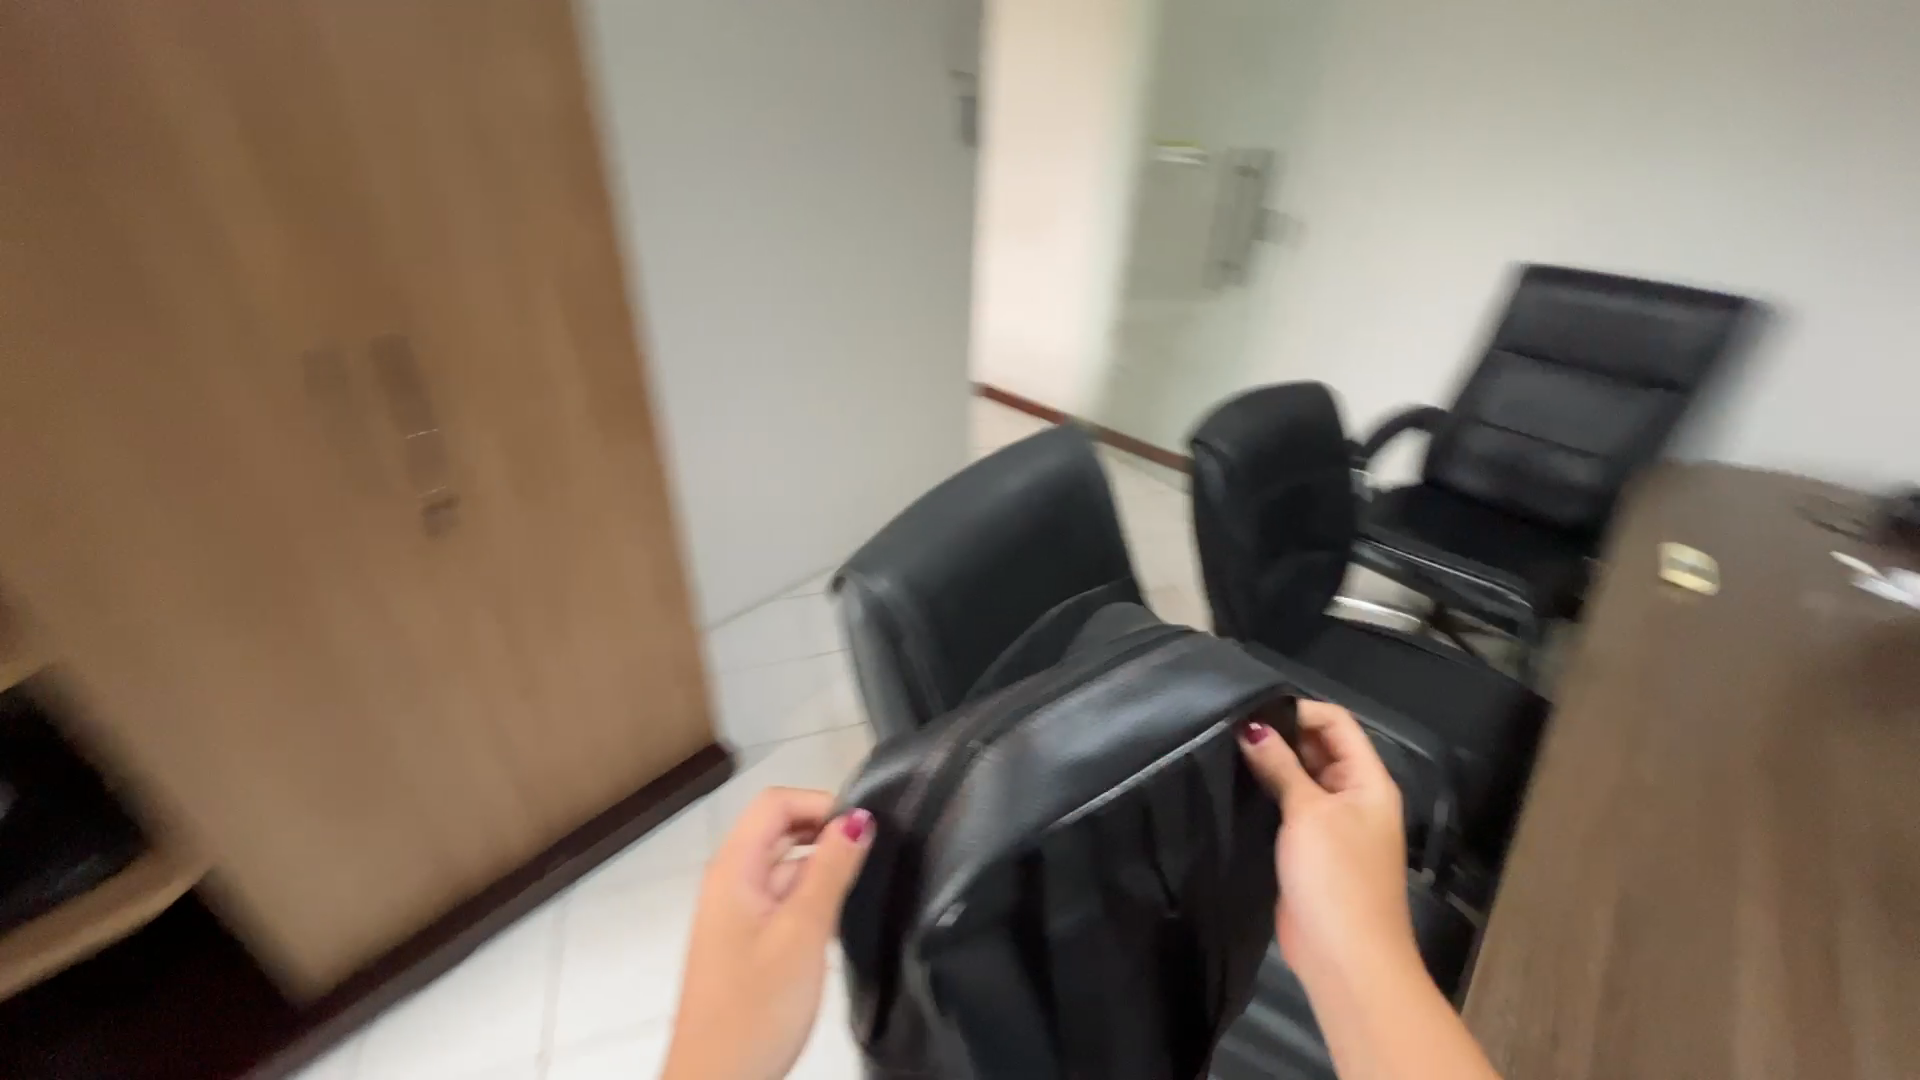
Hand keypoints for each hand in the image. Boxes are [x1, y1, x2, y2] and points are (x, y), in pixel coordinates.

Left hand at [661, 788, 873, 1079]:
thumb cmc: (756, 1007)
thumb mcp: (803, 932)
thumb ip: (830, 869)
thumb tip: (859, 817)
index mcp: (734, 868)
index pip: (776, 803)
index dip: (819, 804)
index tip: (862, 828)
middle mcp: (731, 880)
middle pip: (780, 829)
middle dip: (825, 832)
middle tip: (870, 855)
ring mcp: (737, 912)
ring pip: (785, 864)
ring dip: (821, 866)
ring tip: (861, 887)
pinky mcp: (747, 940)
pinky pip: (783, 897)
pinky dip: (812, 896)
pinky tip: (839, 921)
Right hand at [1238, 701, 1418, 989]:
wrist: (1346, 957)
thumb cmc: (1336, 877)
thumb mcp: (1308, 812)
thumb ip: (1280, 765)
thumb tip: (1251, 727)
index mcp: (1368, 781)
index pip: (1336, 723)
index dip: (1299, 710)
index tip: (1253, 713)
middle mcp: (1353, 796)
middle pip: (1318, 746)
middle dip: (1280, 733)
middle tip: (1231, 727)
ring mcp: (1332, 823)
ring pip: (1300, 775)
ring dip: (1271, 762)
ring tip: (1227, 749)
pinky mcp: (1309, 846)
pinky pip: (1289, 804)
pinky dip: (1267, 790)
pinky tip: (1236, 784)